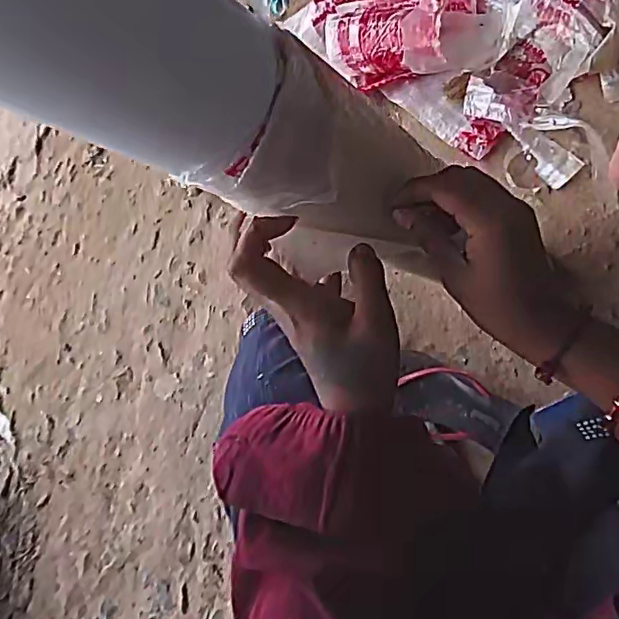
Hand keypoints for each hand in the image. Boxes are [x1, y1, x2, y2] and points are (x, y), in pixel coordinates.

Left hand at [227, 215, 399, 414]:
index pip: (245, 264)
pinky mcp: (302, 321)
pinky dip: (291, 265)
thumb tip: (358, 247)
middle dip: (247, 230)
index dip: (253, 232)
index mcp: (293, 304)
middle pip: (242, 265)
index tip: (286, 217)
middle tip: (273, 207)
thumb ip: (368, 278)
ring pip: (259, 274)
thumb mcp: (377, 321)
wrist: (356, 411)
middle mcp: (282, 308)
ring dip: (263, 244)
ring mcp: (289, 316)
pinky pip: (285, 285)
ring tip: (287, 222)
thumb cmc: (365, 369)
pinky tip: (321, 263)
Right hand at [392, 166, 578, 364]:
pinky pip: (485, 194)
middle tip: (406, 209)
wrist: (542, 322)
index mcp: (490, 220)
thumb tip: (406, 216)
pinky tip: (447, 223)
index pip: (445, 187)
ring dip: (445, 192)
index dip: (415, 190)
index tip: (395, 205)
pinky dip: (463, 199)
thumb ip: (430, 238)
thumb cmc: (498, 307)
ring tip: (423, 217)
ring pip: (473, 181)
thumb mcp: (455, 275)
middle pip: (460, 176)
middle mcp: (506, 205)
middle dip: (429, 187)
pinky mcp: (519, 216)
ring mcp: (516, 208)